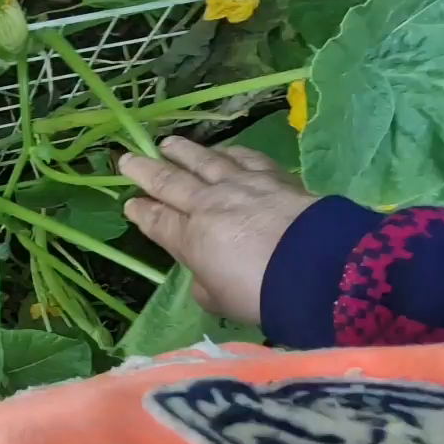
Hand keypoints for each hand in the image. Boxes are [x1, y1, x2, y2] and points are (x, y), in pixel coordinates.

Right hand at [119, 138, 317, 324]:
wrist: (316, 268)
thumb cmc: (260, 293)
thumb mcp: (219, 300)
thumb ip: (205, 283)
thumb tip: (205, 274)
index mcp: (189, 238)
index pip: (156, 220)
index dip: (141, 212)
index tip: (129, 204)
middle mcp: (208, 204)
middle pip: (169, 182)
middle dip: (145, 171)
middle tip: (127, 159)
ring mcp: (240, 185)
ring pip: (204, 161)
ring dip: (183, 152)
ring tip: (168, 143)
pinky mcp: (272, 176)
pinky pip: (245, 157)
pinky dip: (230, 152)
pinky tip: (224, 149)